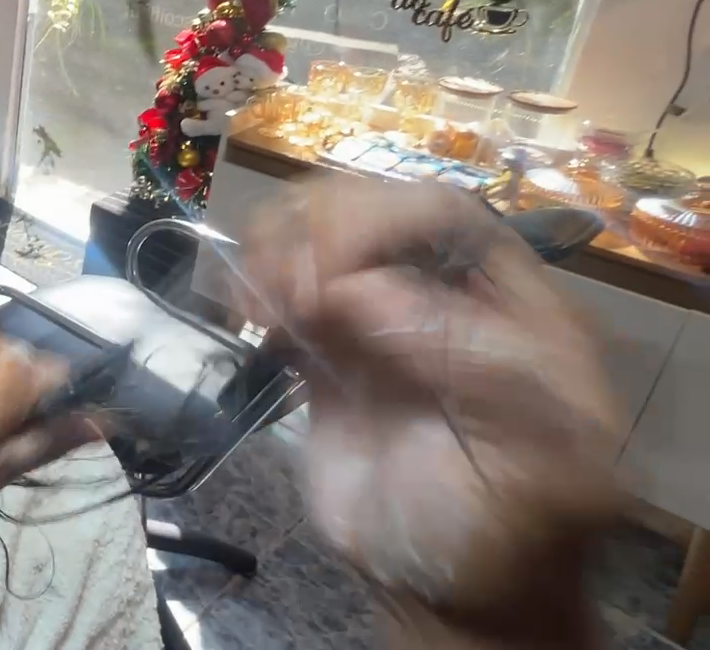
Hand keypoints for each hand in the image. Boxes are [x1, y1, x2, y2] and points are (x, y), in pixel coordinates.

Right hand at [239, 179, 619, 622]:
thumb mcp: (536, 469)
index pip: (438, 212)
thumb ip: (477, 376)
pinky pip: (269, 274)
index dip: (372, 224)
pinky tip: (248, 319)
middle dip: (306, 234)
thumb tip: (355, 293)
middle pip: (358, 203)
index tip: (323, 284)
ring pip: (304, 226)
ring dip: (268, 250)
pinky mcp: (312, 334)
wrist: (430, 576)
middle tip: (282, 298)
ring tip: (259, 311)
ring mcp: (365, 308)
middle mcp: (433, 290)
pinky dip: (245, 281)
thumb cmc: (501, 531)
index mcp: (509, 306)